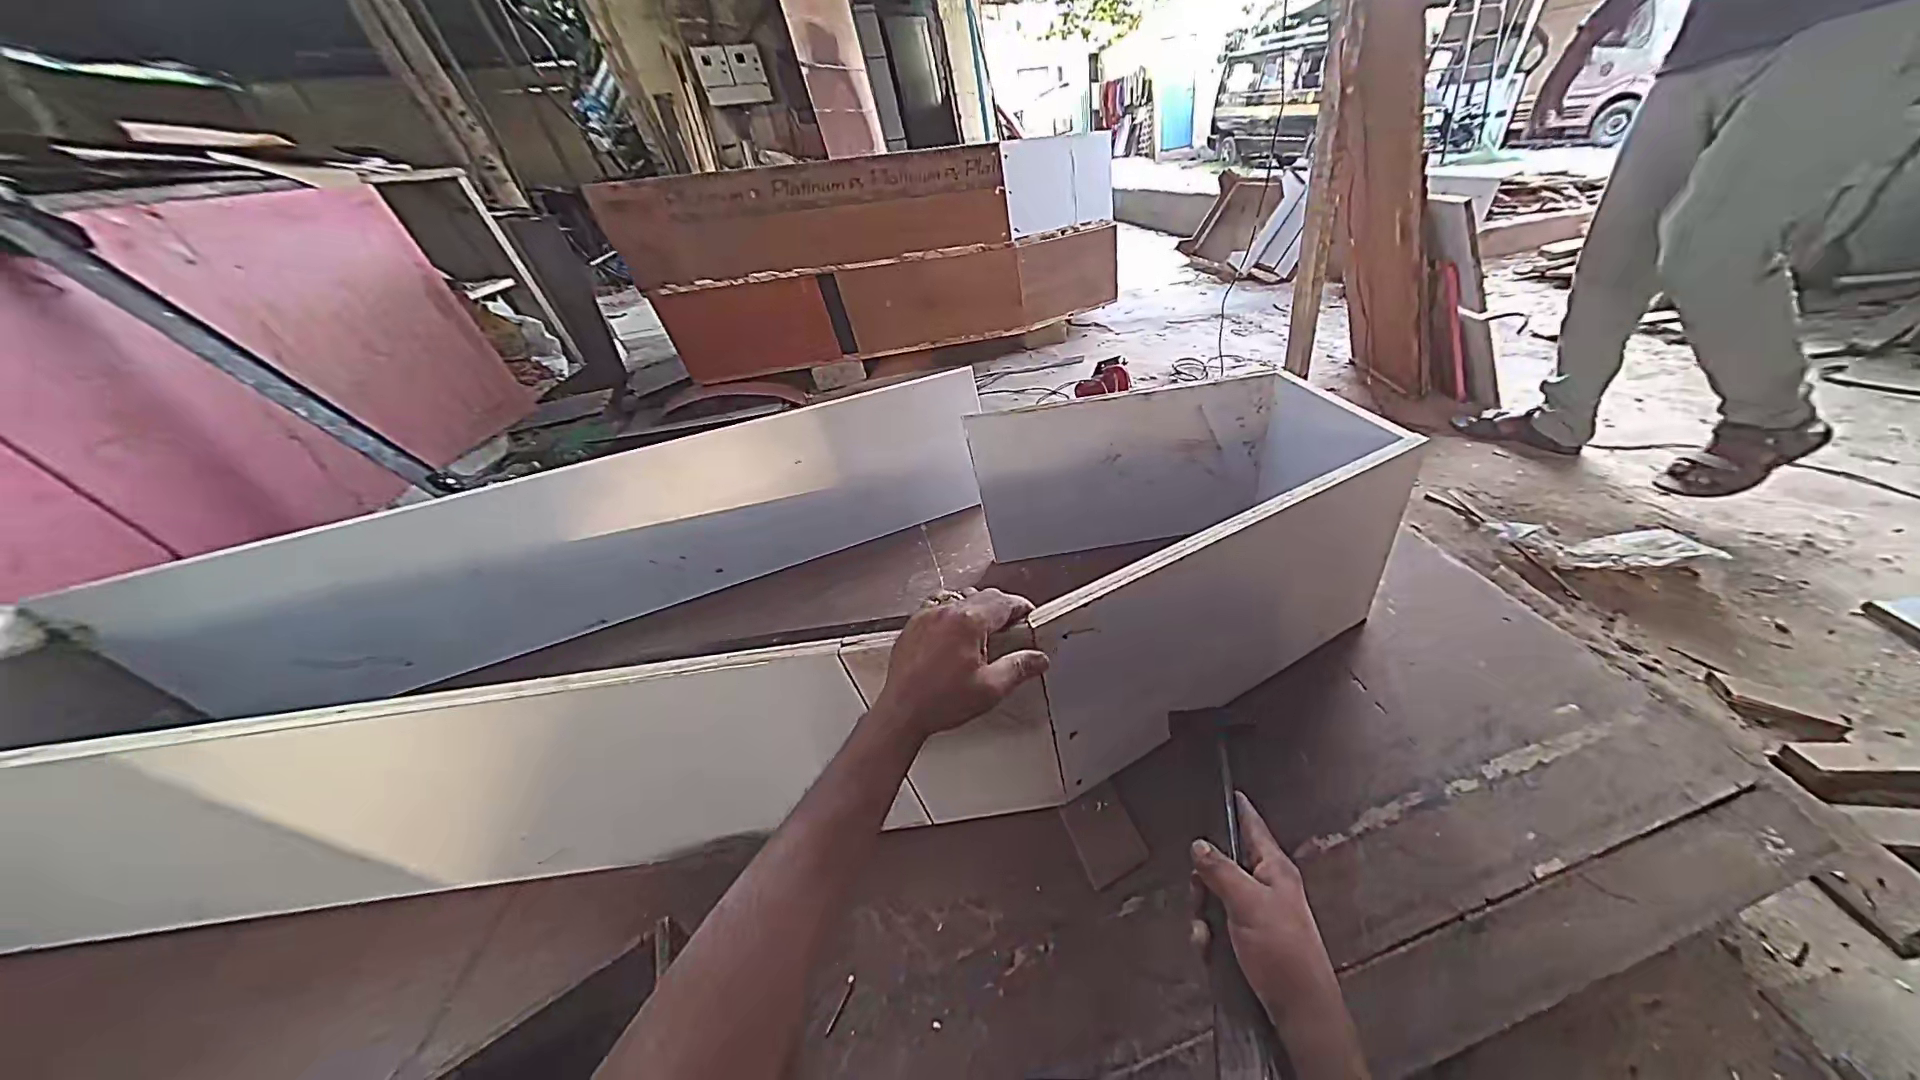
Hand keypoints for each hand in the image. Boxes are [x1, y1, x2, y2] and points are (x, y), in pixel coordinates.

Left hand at [869, 588, 1050, 740]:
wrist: (901, 712)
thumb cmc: (940, 701)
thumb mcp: (990, 688)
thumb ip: (1018, 668)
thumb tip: (1038, 659)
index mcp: (968, 621)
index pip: (1004, 602)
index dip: (1021, 608)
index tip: (1028, 617)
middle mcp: (946, 611)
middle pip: (983, 596)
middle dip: (1001, 609)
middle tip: (1012, 630)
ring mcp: (926, 616)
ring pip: (960, 598)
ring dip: (976, 608)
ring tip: (984, 634)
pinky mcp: (913, 625)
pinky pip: (939, 608)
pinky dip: (953, 615)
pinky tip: (956, 636)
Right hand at [1192, 793, 1365, 1077]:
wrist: (1299, 1013)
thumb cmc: (1285, 955)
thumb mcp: (1247, 903)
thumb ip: (1219, 869)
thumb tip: (1199, 844)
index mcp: (1274, 869)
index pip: (1252, 826)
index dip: (1239, 809)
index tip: (1227, 791)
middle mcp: (1265, 885)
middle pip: (1222, 862)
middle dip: (1203, 879)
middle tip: (1200, 893)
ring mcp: (1255, 912)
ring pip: (1213, 894)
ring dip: (1203, 911)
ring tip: (1208, 931)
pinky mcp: (1246, 938)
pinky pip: (1216, 924)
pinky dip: (1209, 934)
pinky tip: (1212, 947)